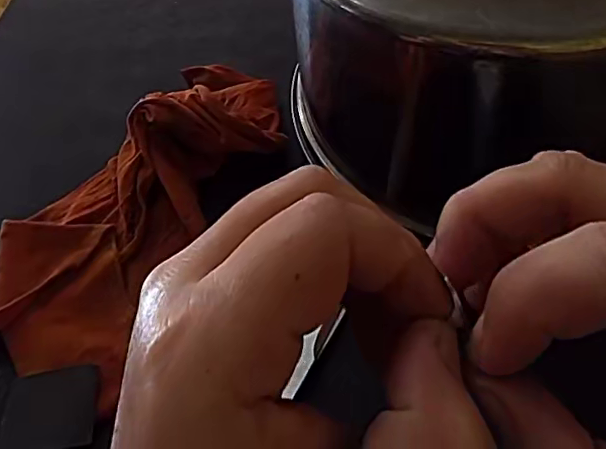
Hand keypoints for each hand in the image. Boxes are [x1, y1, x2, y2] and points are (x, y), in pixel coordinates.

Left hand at [115, 166, 491, 447]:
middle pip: (306, 193)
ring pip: (289, 200)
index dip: (396, 252)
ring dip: (355, 245)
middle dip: (379, 239)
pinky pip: (270, 227)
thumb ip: (418, 412)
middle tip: (413, 304)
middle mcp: (176, 290)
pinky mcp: (184, 284)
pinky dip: (324, 254)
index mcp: (202, 341)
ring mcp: (174, 279)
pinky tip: (344, 310)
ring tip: (383, 312)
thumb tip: (432, 332)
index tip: (430, 309)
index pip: (324, 222)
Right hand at [429, 152, 605, 448]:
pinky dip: (532, 227)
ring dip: (506, 211)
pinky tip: (504, 271)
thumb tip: (485, 370)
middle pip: (594, 183)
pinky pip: (596, 209)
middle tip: (443, 273)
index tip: (483, 351)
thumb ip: (569, 444)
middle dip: (495, 210)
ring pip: (585, 180)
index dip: (530, 289)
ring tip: (462, 273)